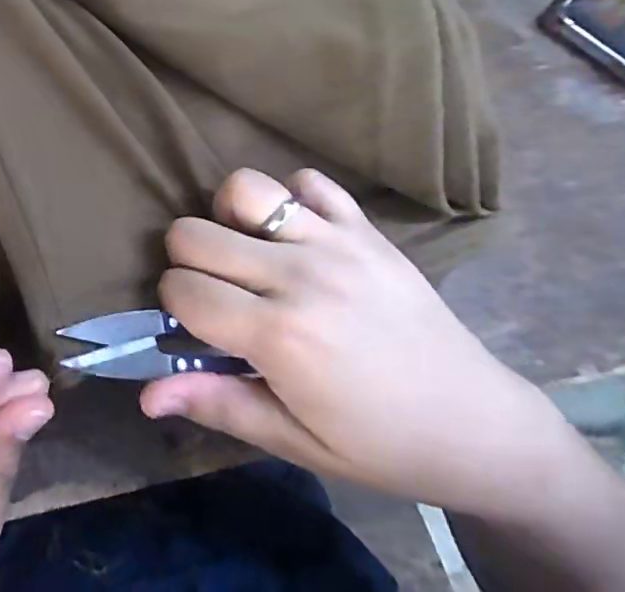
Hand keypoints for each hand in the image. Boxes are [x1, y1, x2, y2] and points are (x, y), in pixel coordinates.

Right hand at [141, 168, 581, 519]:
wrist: (479, 425)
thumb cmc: (380, 443)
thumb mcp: (294, 441)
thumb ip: (218, 405)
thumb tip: (146, 395)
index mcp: (279, 336)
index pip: (182, 289)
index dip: (174, 305)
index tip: (197, 324)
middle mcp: (299, 276)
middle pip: (193, 231)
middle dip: (187, 259)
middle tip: (217, 290)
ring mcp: (336, 243)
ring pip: (244, 188)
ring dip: (230, 217)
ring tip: (250, 251)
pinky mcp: (366, 227)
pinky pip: (309, 181)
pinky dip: (292, 199)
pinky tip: (299, 234)